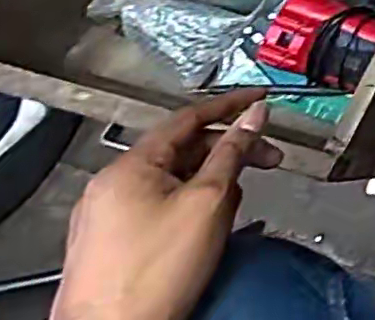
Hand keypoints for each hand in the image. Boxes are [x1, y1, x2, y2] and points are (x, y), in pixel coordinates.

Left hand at [53, 91, 283, 319]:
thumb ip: (234, 149)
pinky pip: (164, 204)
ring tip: (234, 204)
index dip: (230, 104)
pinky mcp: (114, 244)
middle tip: (266, 156)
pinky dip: (194, 204)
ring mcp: (108, 218)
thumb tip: (253, 115)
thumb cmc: (150, 276)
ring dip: (215, 182)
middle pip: (185, 149)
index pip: (188, 117)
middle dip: (230, 152)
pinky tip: (211, 223)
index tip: (258, 98)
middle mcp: (110, 188)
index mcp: (127, 170)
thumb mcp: (209, 199)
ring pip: (177, 178)